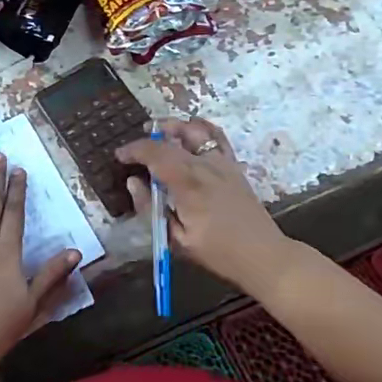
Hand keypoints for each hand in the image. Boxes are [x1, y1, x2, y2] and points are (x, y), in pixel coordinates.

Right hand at [118, 118, 292, 289]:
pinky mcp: (234, 164)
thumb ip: (152, 208)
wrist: (262, 254)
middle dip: (149, 140)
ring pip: (194, 130)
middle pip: (172, 138)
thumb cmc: (217, 252)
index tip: (119, 156)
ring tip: (159, 133)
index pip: (154, 153)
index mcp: (188, 182)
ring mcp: (222, 161)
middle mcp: (205, 164)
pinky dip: (201, 127)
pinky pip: (216, 136)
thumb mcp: (177, 238)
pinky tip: (192, 129)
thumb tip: (134, 183)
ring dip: (173, 128)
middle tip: (135, 151)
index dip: (133, 150)